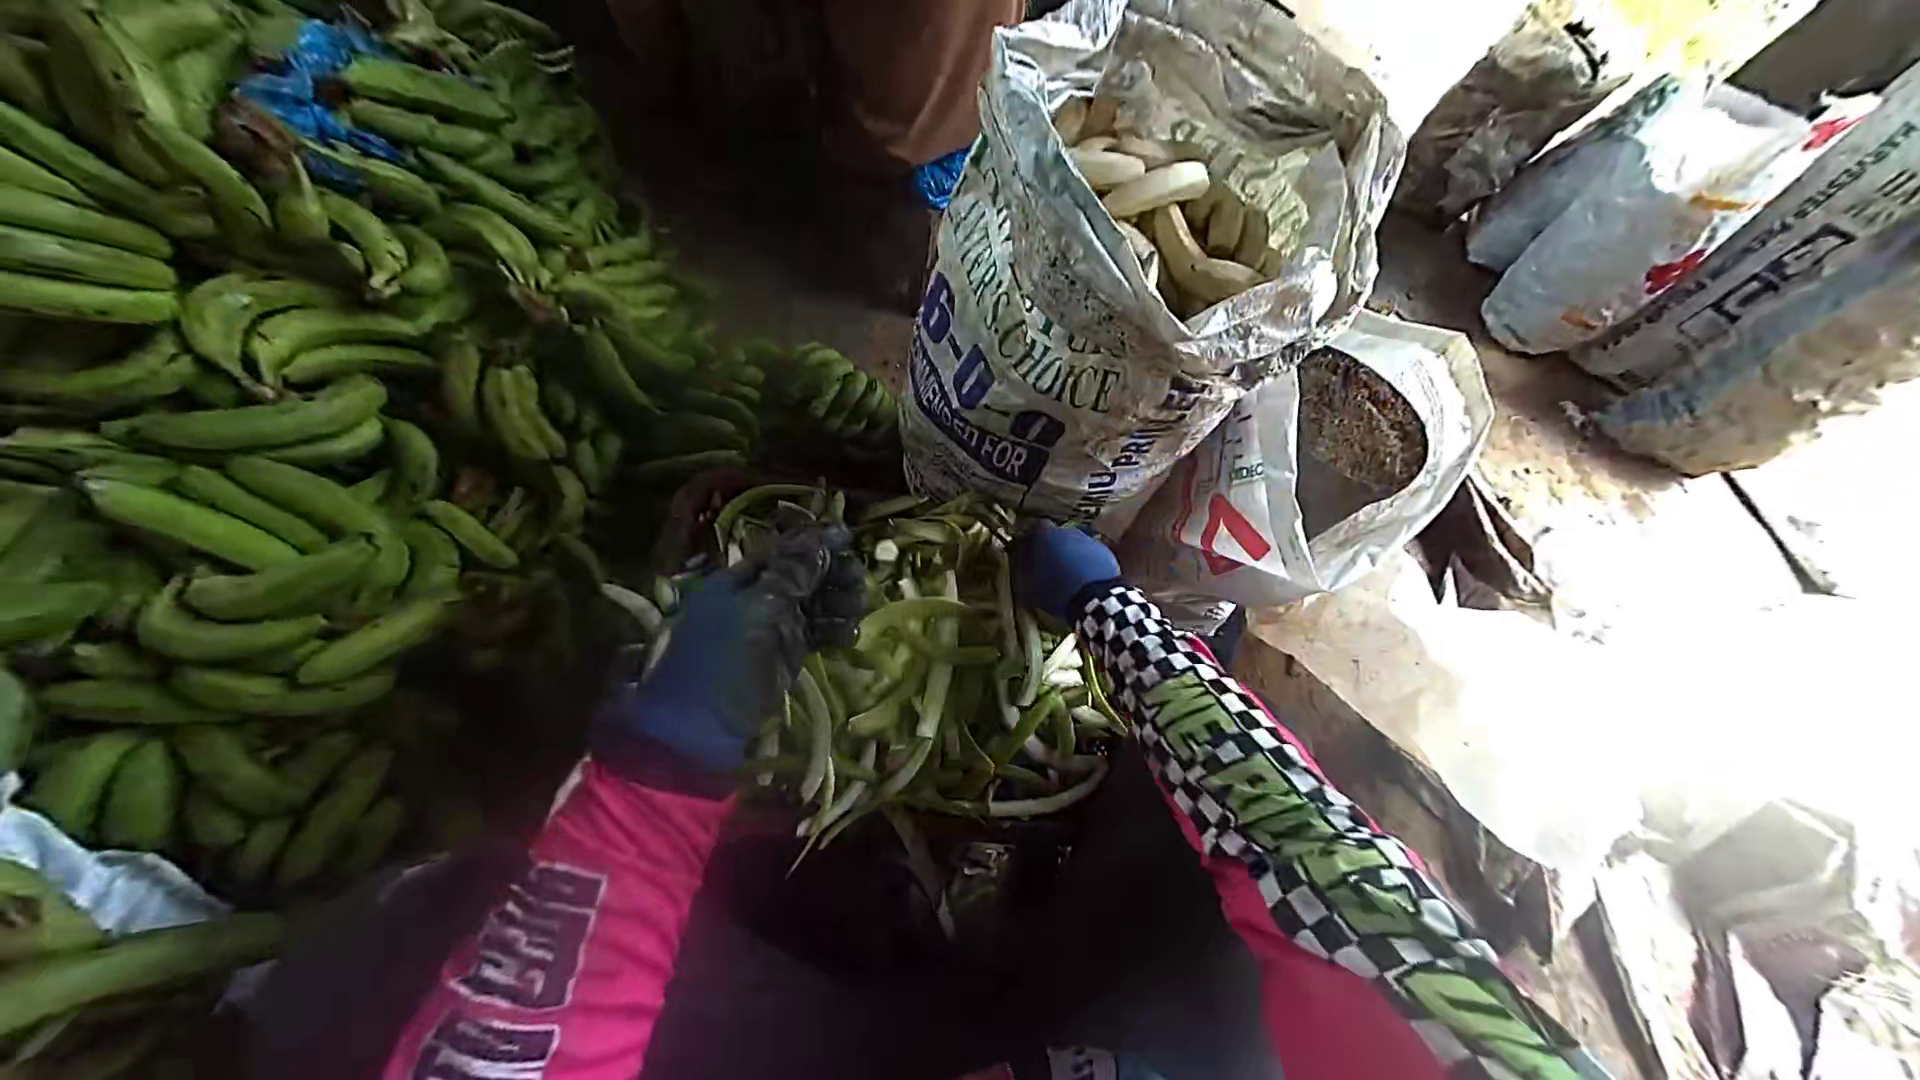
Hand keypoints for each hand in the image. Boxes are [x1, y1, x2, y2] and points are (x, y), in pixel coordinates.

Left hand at [595, 524, 865, 773]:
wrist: (697, 735)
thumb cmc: (720, 666)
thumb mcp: (754, 615)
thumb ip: (790, 576)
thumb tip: (822, 539)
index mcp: (740, 580)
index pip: (785, 550)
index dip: (817, 542)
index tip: (849, 537)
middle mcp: (758, 597)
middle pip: (805, 574)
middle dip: (833, 573)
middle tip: (857, 581)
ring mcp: (774, 627)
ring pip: (816, 602)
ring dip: (840, 602)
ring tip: (855, 611)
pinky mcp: (787, 654)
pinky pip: (818, 631)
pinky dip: (835, 630)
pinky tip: (849, 636)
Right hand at [1010, 521, 1120, 622]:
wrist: (1096, 601)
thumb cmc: (1057, 591)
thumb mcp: (1028, 585)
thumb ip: (1020, 569)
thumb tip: (1017, 562)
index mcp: (1047, 536)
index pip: (1035, 528)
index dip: (1031, 539)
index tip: (1028, 550)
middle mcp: (1068, 532)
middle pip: (1056, 535)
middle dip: (1051, 547)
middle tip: (1046, 564)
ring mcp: (1089, 541)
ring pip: (1074, 544)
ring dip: (1069, 555)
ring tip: (1065, 575)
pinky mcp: (1105, 553)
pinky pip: (1090, 554)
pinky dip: (1086, 563)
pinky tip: (1082, 580)